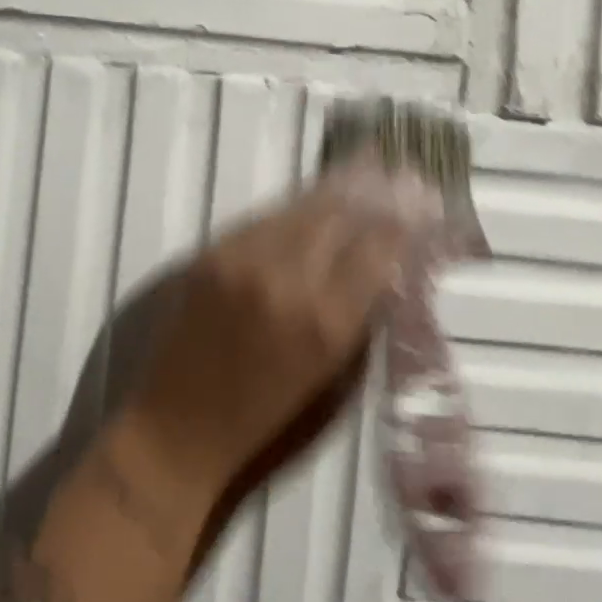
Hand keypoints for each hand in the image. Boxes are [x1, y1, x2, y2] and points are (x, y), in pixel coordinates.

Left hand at [117, 158, 444, 497]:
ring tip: (359, 172)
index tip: (424, 202)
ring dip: (333, 191)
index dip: (405, 220)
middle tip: (395, 173)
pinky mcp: (209, 254)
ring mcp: (242, 260)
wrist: (178, 429)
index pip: (380, 246)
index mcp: (329, 322)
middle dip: (373, 192)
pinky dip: (290, 211)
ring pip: (299, 206)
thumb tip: (386, 267)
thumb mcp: (335, 382)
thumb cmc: (266, 425)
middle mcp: (288, 279)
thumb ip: (362, 320)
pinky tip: (307, 206)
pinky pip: (261, 218)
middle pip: (341, 212)